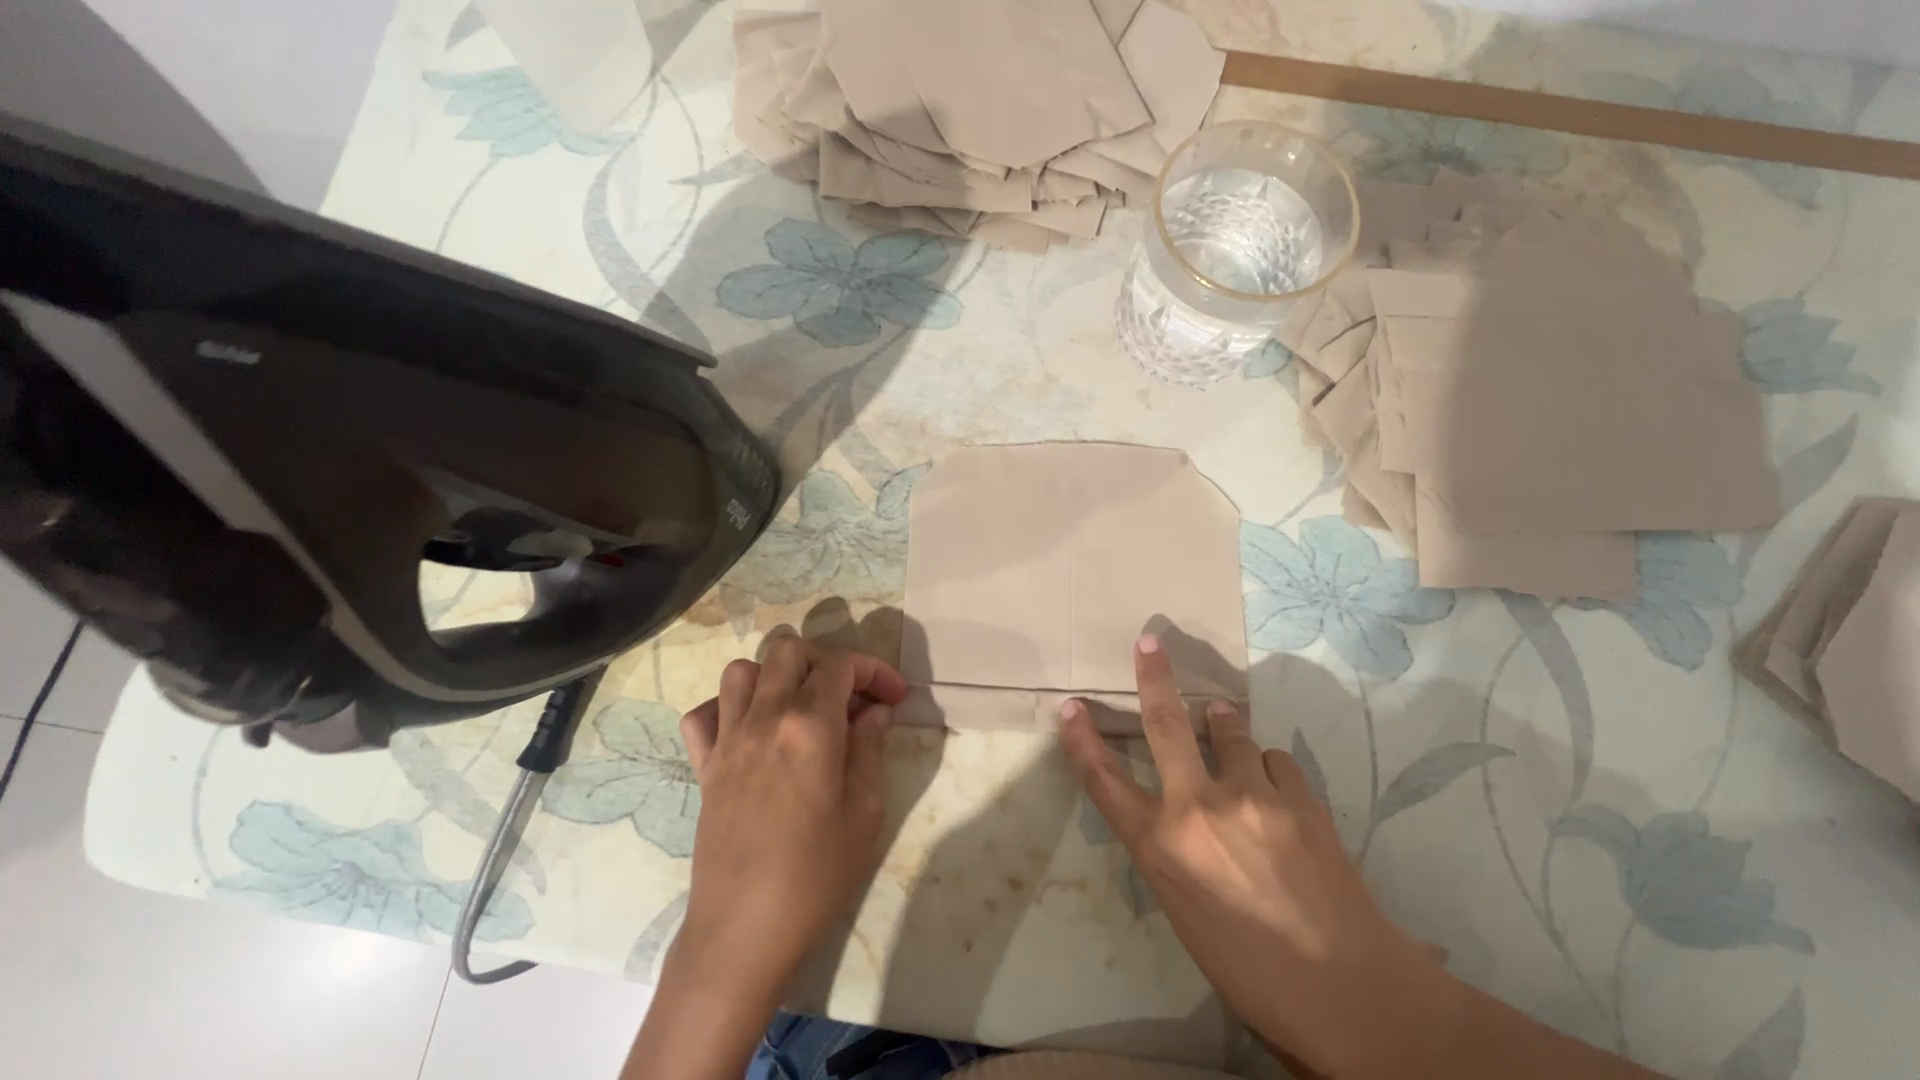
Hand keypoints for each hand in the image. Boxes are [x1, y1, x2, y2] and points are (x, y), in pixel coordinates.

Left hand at [624, 636, 907, 1079]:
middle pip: (788, 651)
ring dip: (775, 676)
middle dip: (826, 662)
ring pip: (741, 669)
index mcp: (808, 725)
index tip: (895, 698)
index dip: (875, 671)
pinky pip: (704, 713)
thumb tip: (873, 711)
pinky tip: (751, 732)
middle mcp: (763, 717)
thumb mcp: (865, 811)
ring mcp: (726, 739)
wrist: (744, 929)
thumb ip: (869, 748)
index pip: (841, 666)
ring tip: (801, 709)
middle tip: (850, 700)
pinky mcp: (703, 766)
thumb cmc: (816, 875)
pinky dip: (727, 708)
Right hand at [1058, 633, 1442, 1077]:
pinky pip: (1275, 761)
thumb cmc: (1247, 966)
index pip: (1104, 779)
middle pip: (1166, 724)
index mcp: (1160, 846)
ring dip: (1222, 721)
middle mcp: (1198, 808)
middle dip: (1154, 676)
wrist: (1343, 987)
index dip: (1081, 739)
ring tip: (1220, 714)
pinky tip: (1274, 787)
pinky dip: (1268, 766)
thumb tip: (1178, 812)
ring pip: (1231, 732)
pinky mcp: (1301, 798)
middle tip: (1150, 641)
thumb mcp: (1183, 911)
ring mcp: (1254, 797)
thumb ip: (1172, 852)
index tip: (1070, 705)